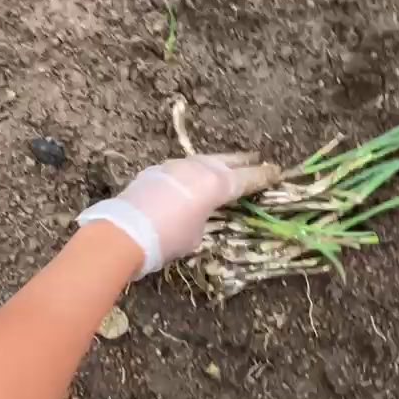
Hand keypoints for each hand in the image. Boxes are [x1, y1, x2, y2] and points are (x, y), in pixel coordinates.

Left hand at [76, 153, 280, 275]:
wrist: (123, 233)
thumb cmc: (166, 240)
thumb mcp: (195, 237)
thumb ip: (203, 220)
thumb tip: (198, 214)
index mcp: (214, 185)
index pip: (246, 178)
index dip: (262, 176)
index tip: (276, 172)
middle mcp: (196, 169)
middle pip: (225, 162)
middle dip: (242, 161)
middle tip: (255, 159)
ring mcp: (174, 167)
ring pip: (202, 161)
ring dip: (216, 163)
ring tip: (226, 164)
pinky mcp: (155, 171)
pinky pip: (182, 167)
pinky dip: (193, 170)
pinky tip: (193, 176)